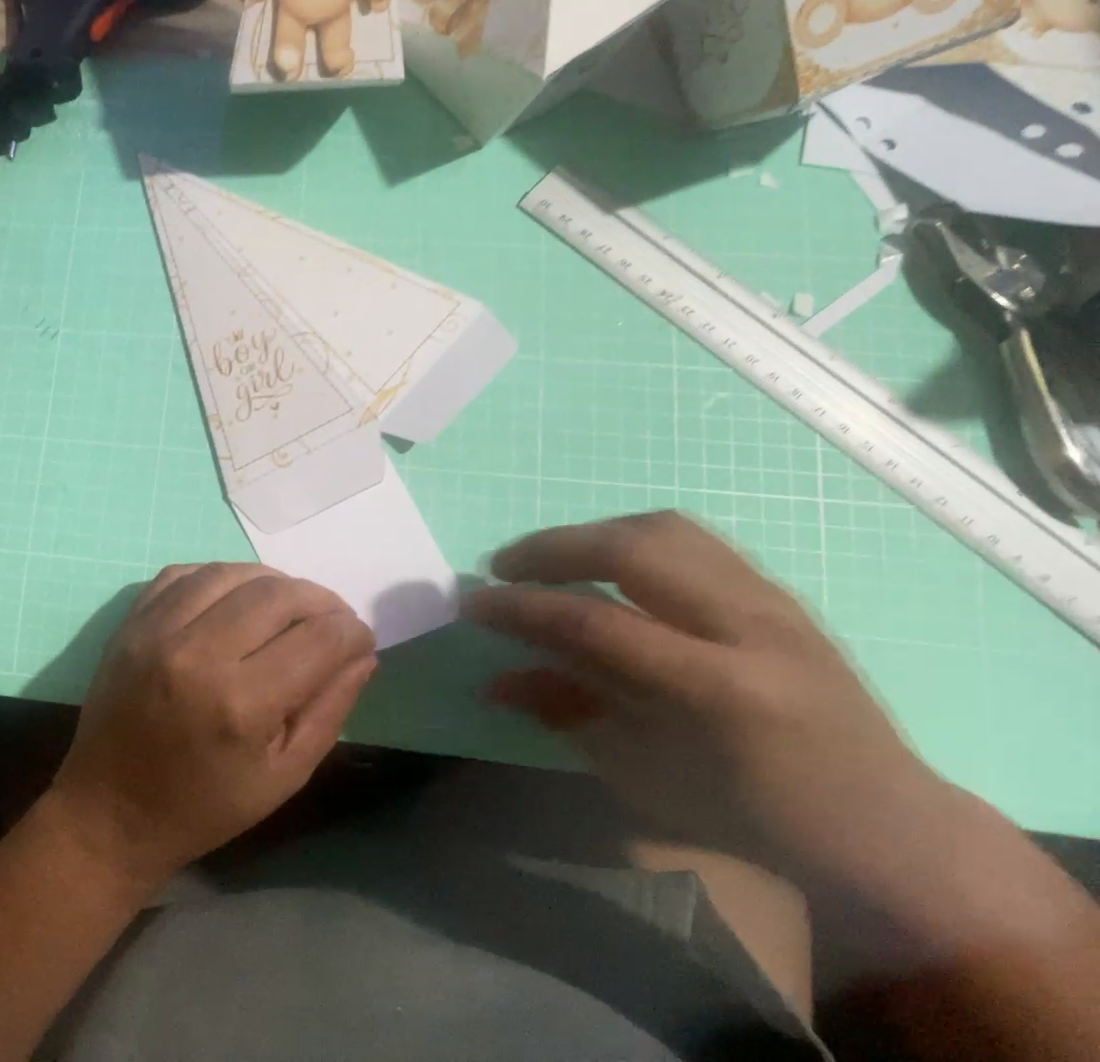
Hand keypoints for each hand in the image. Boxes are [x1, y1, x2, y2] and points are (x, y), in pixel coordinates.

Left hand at [46, 564, 376, 890]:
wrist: (109, 812)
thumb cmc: (204, 807)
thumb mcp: (284, 775)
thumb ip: (330, 709)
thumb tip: (362, 652)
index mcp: (242, 703)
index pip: (320, 637)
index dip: (353, 632)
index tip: (360, 640)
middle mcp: (198, 653)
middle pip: (279, 593)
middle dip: (321, 601)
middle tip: (331, 622)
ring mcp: (156, 632)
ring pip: (232, 573)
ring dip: (273, 583)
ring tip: (289, 608)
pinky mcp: (129, 624)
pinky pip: (184, 574)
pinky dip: (220, 578)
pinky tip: (236, 600)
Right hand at [463, 511, 954, 892]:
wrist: (880, 822)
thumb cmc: (752, 816)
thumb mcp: (644, 777)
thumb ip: (568, 714)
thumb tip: (496, 680)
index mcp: (716, 690)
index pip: (595, 622)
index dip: (522, 608)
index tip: (472, 604)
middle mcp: (749, 627)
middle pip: (632, 549)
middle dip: (551, 549)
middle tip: (503, 568)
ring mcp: (773, 602)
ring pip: (665, 530)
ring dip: (592, 534)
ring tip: (550, 560)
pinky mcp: (780, 594)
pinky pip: (694, 542)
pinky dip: (634, 541)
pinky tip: (607, 568)